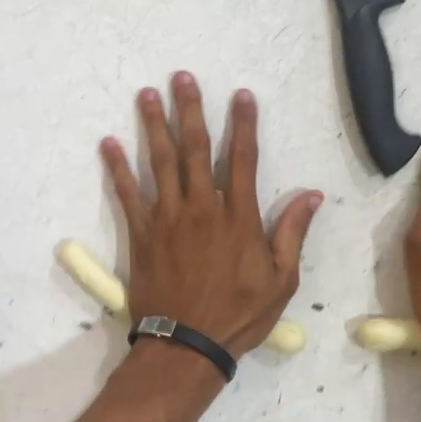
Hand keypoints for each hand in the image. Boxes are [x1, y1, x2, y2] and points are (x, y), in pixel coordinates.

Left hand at [102, 72, 322, 358]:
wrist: (187, 344)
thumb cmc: (240, 316)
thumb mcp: (281, 280)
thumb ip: (293, 233)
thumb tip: (311, 195)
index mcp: (238, 217)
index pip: (243, 160)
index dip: (243, 125)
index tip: (241, 95)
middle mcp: (202, 208)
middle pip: (195, 149)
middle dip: (191, 110)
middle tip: (182, 77)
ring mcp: (168, 219)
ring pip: (160, 163)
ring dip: (153, 126)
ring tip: (146, 94)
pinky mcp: (142, 235)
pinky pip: (127, 195)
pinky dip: (117, 168)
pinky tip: (109, 143)